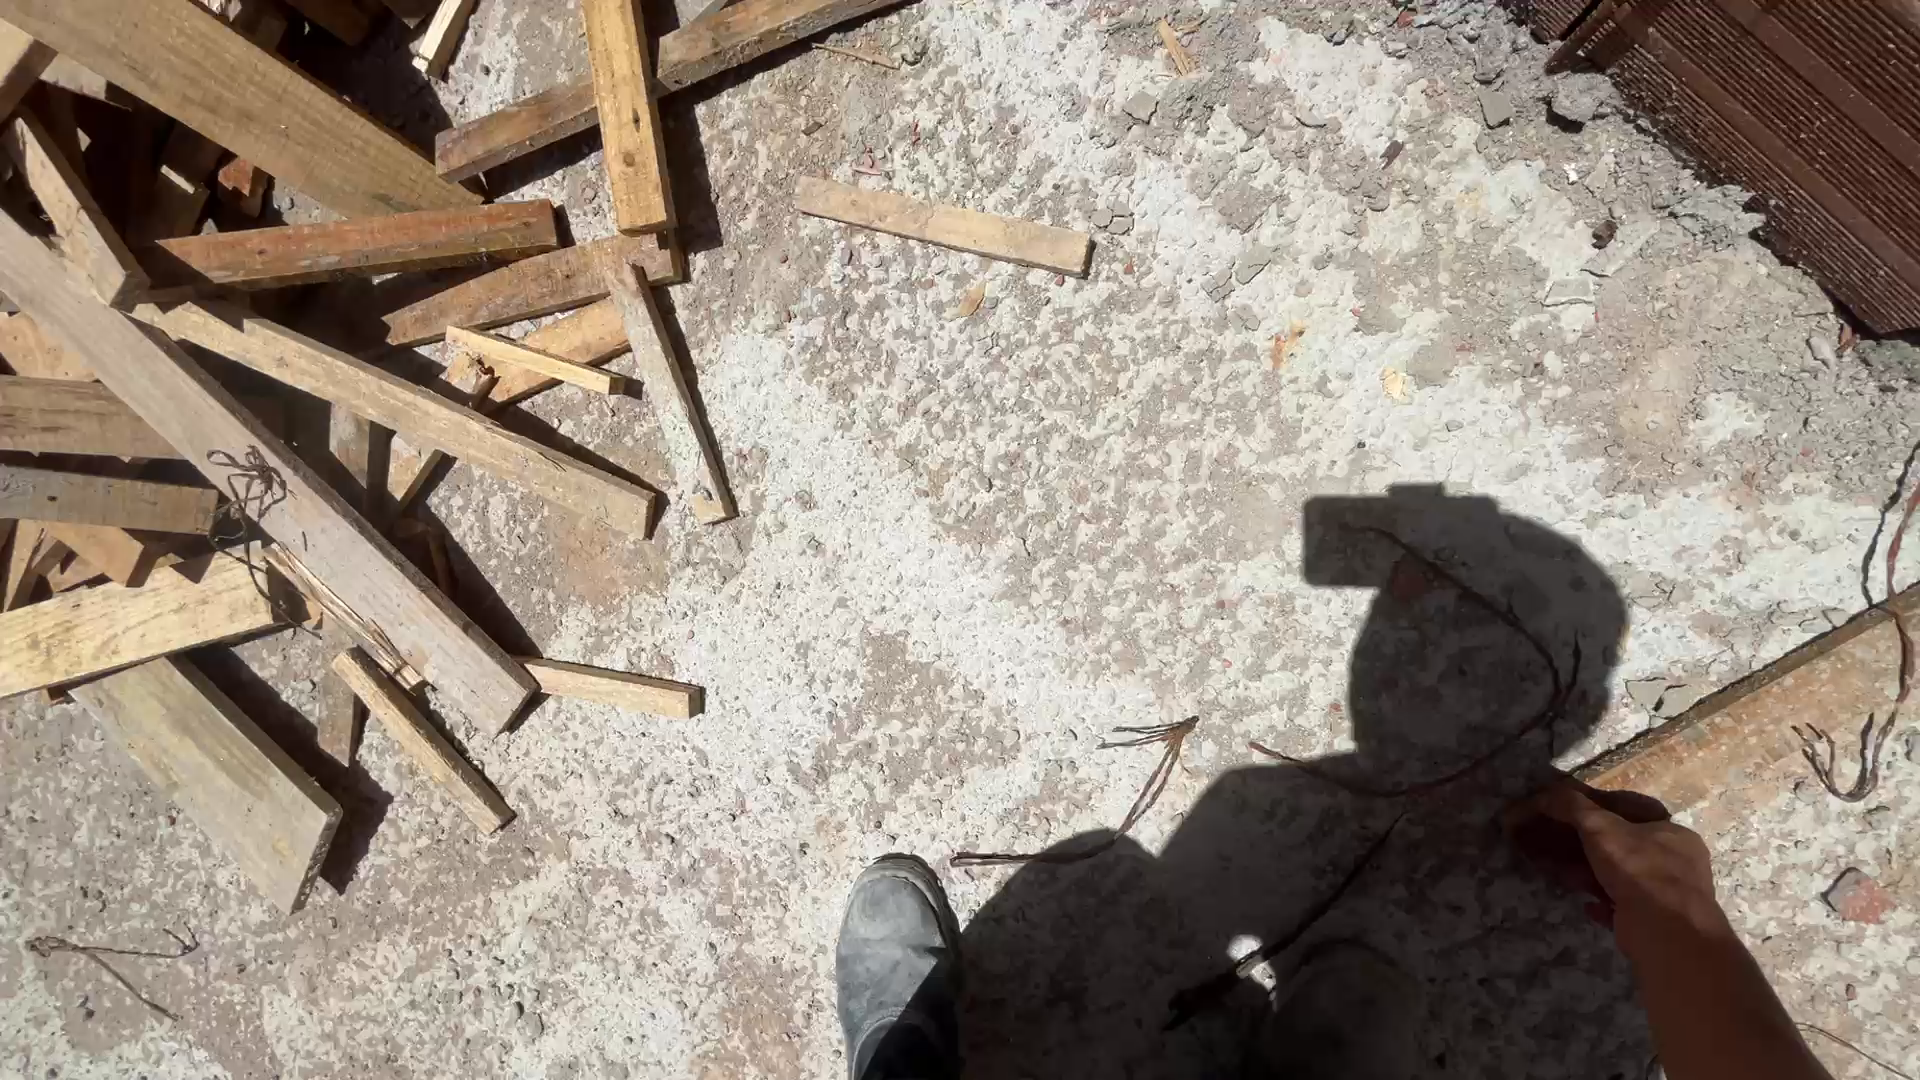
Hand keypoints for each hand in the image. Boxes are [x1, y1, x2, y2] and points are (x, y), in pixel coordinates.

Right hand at [1506, 779, 1728, 950]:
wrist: (1666, 933)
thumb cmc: (1638, 868)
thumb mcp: (1598, 825)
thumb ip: (1569, 804)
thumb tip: (1543, 795)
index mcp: (1673, 834)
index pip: (1628, 810)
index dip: (1591, 807)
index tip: (1562, 811)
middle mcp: (1675, 863)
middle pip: (1616, 843)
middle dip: (1578, 843)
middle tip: (1549, 841)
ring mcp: (1666, 893)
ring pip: (1613, 873)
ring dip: (1581, 871)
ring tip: (1556, 872)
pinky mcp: (1653, 919)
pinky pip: (1617, 901)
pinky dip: (1597, 897)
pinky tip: (1585, 902)